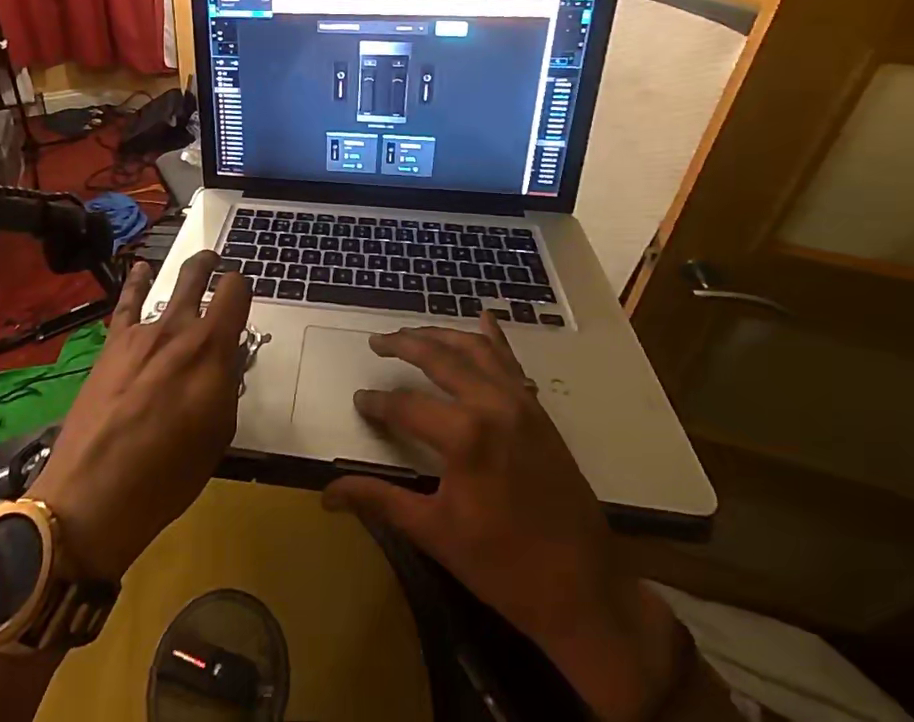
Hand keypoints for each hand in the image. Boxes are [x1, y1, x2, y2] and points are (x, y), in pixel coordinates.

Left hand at [25, 253, 251, 579]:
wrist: (96, 489)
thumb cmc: (169, 474)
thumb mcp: (217, 434)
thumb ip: (224, 387)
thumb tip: (225, 361)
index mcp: (211, 350)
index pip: (235, 294)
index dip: (243, 288)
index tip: (244, 295)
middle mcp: (177, 330)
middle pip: (199, 280)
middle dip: (213, 268)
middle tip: (222, 266)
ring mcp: (140, 333)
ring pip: (166, 288)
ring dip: (186, 275)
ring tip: (199, 264)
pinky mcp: (111, 344)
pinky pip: (127, 304)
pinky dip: (136, 282)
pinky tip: (140, 268)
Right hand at [321, 315, 682, 721]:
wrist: (586, 593)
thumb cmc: (503, 565)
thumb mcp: (433, 531)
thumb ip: (378, 501)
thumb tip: (327, 493)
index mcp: (465, 435)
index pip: (404, 405)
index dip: (377, 403)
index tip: (359, 402)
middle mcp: (495, 407)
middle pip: (440, 359)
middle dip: (404, 345)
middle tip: (377, 342)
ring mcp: (524, 407)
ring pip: (477, 352)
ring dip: (442, 336)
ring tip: (413, 333)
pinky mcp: (542, 416)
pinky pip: (513, 365)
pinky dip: (494, 341)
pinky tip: (484, 320)